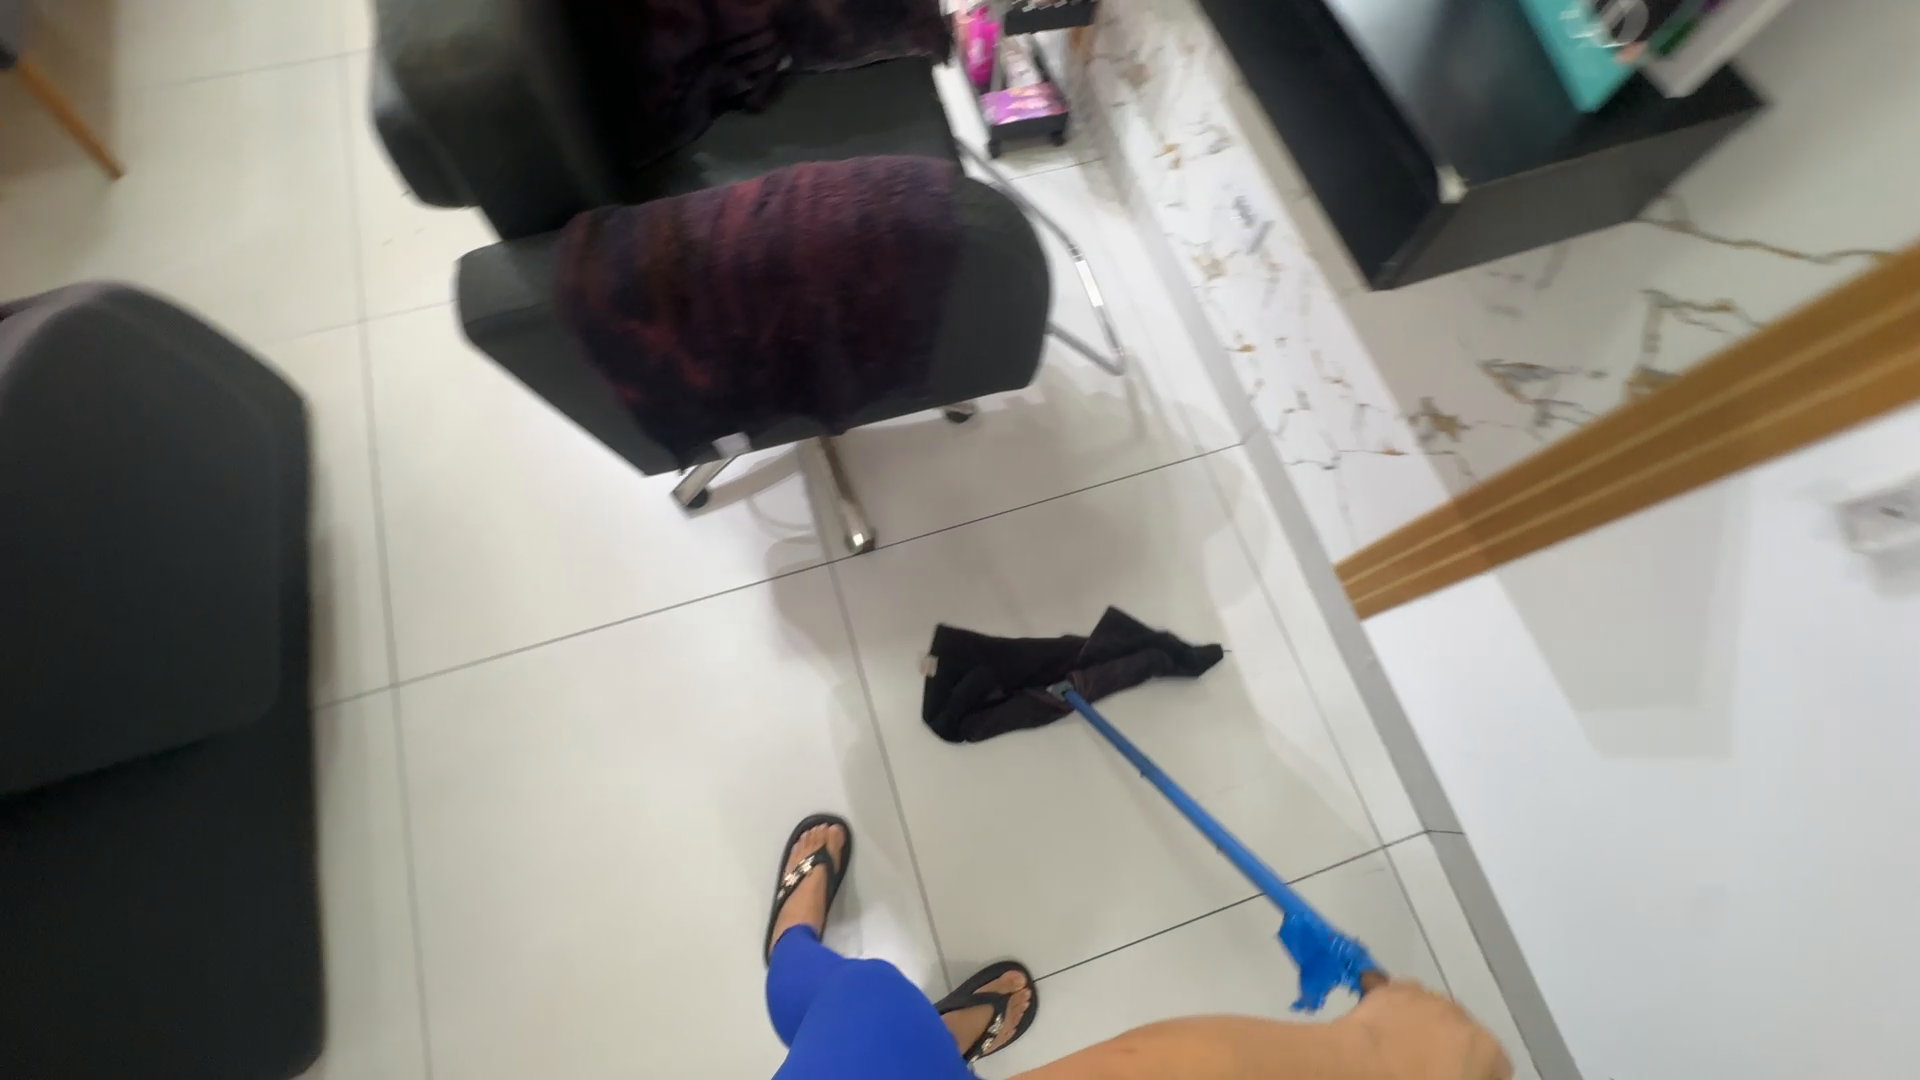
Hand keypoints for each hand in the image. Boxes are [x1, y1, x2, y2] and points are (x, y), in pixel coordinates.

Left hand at [1336, 979, 1513, 1079]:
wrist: (1371, 1065)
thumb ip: (1469, 1073)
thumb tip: (1458, 1070)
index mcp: (1487, 1047)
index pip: (1497, 1065)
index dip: (1480, 1074)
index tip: (1462, 1077)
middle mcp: (1460, 1014)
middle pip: (1463, 1033)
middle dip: (1452, 1047)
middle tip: (1432, 1066)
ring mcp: (1424, 995)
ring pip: (1433, 1011)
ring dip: (1426, 1025)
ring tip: (1406, 1046)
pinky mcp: (1392, 986)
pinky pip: (1403, 997)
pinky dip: (1400, 1008)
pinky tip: (1388, 1025)